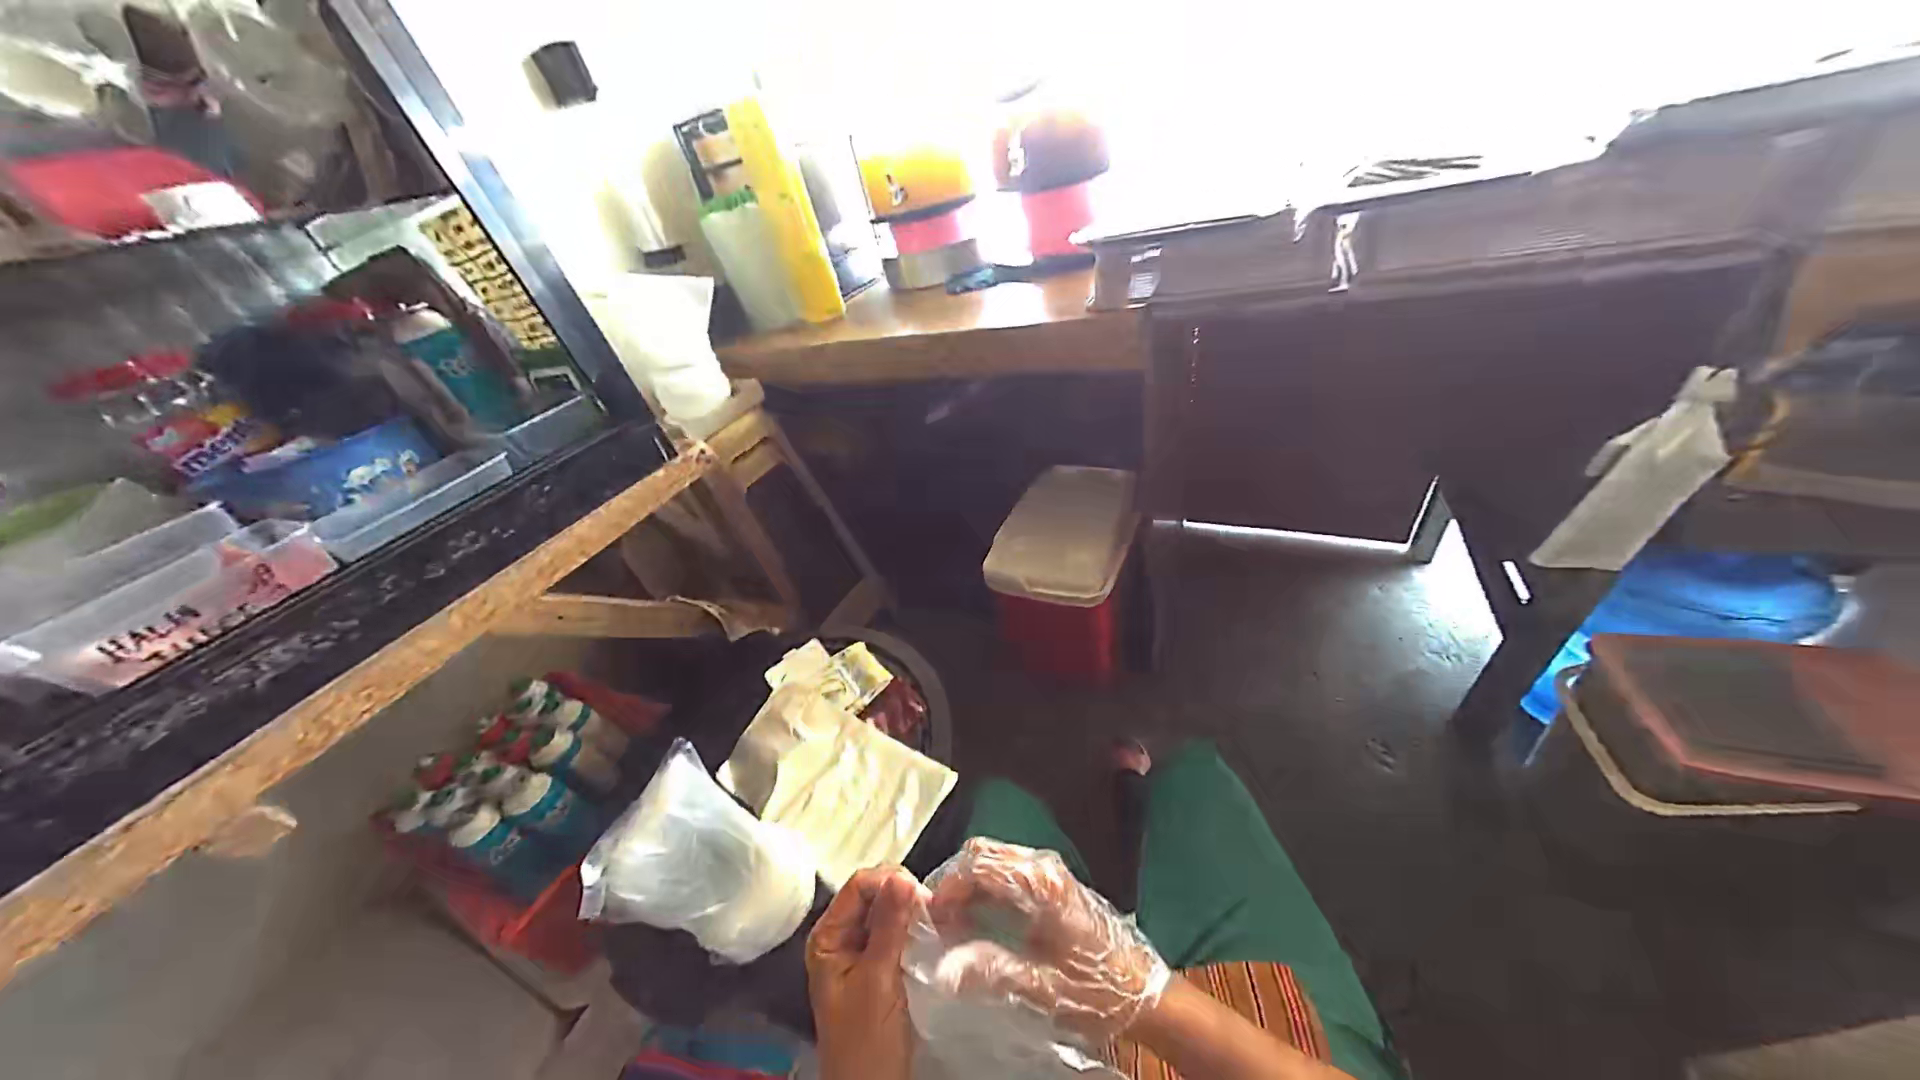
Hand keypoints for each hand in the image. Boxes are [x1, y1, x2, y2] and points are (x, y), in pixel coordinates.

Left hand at [806, 865, 924, 1079]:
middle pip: (873, 894)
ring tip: (936, 915)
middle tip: (932, 907)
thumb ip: (889, 926)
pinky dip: (913, 926)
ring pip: (887, 910)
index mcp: (827, 936)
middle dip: (901, 892)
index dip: (888, 881)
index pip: (858, 886)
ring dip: (910, 908)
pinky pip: (896, 931)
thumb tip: (901, 877)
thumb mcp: (878, 980)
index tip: (921, 894)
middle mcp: (841, 937)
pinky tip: (932, 929)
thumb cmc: (867, 1041)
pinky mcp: (880, 965)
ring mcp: (860, 951)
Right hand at [926, 837, 1169, 1038]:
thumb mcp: (1041, 989)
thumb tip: (941, 968)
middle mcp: (1043, 866)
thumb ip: (990, 970)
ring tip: (950, 922)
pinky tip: (975, 918)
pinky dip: (984, 887)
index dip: (947, 886)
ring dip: (968, 884)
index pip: (979, 864)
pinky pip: (1007, 871)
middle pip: (983, 853)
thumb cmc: (1096, 991)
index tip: (930, 916)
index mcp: (1040, 885)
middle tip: (936, 918)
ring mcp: (1049, 871)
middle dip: (954, 881)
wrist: (1144, 994)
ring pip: (994, 859)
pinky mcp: (1052, 883)